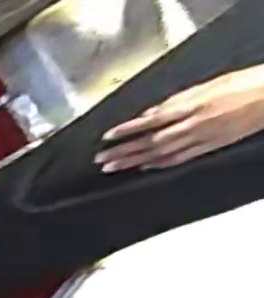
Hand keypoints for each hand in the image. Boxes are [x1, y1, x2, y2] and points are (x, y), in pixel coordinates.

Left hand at [98, 64, 263, 171]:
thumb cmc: (252, 80)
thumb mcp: (216, 83)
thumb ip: (181, 99)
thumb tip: (150, 112)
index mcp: (196, 105)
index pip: (153, 120)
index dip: (128, 129)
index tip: (106, 136)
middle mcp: (195, 123)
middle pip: (150, 141)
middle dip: (122, 151)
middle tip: (98, 159)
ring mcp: (203, 136)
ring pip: (160, 153)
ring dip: (132, 161)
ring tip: (109, 167)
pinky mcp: (213, 145)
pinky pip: (181, 157)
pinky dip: (159, 163)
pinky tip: (143, 168)